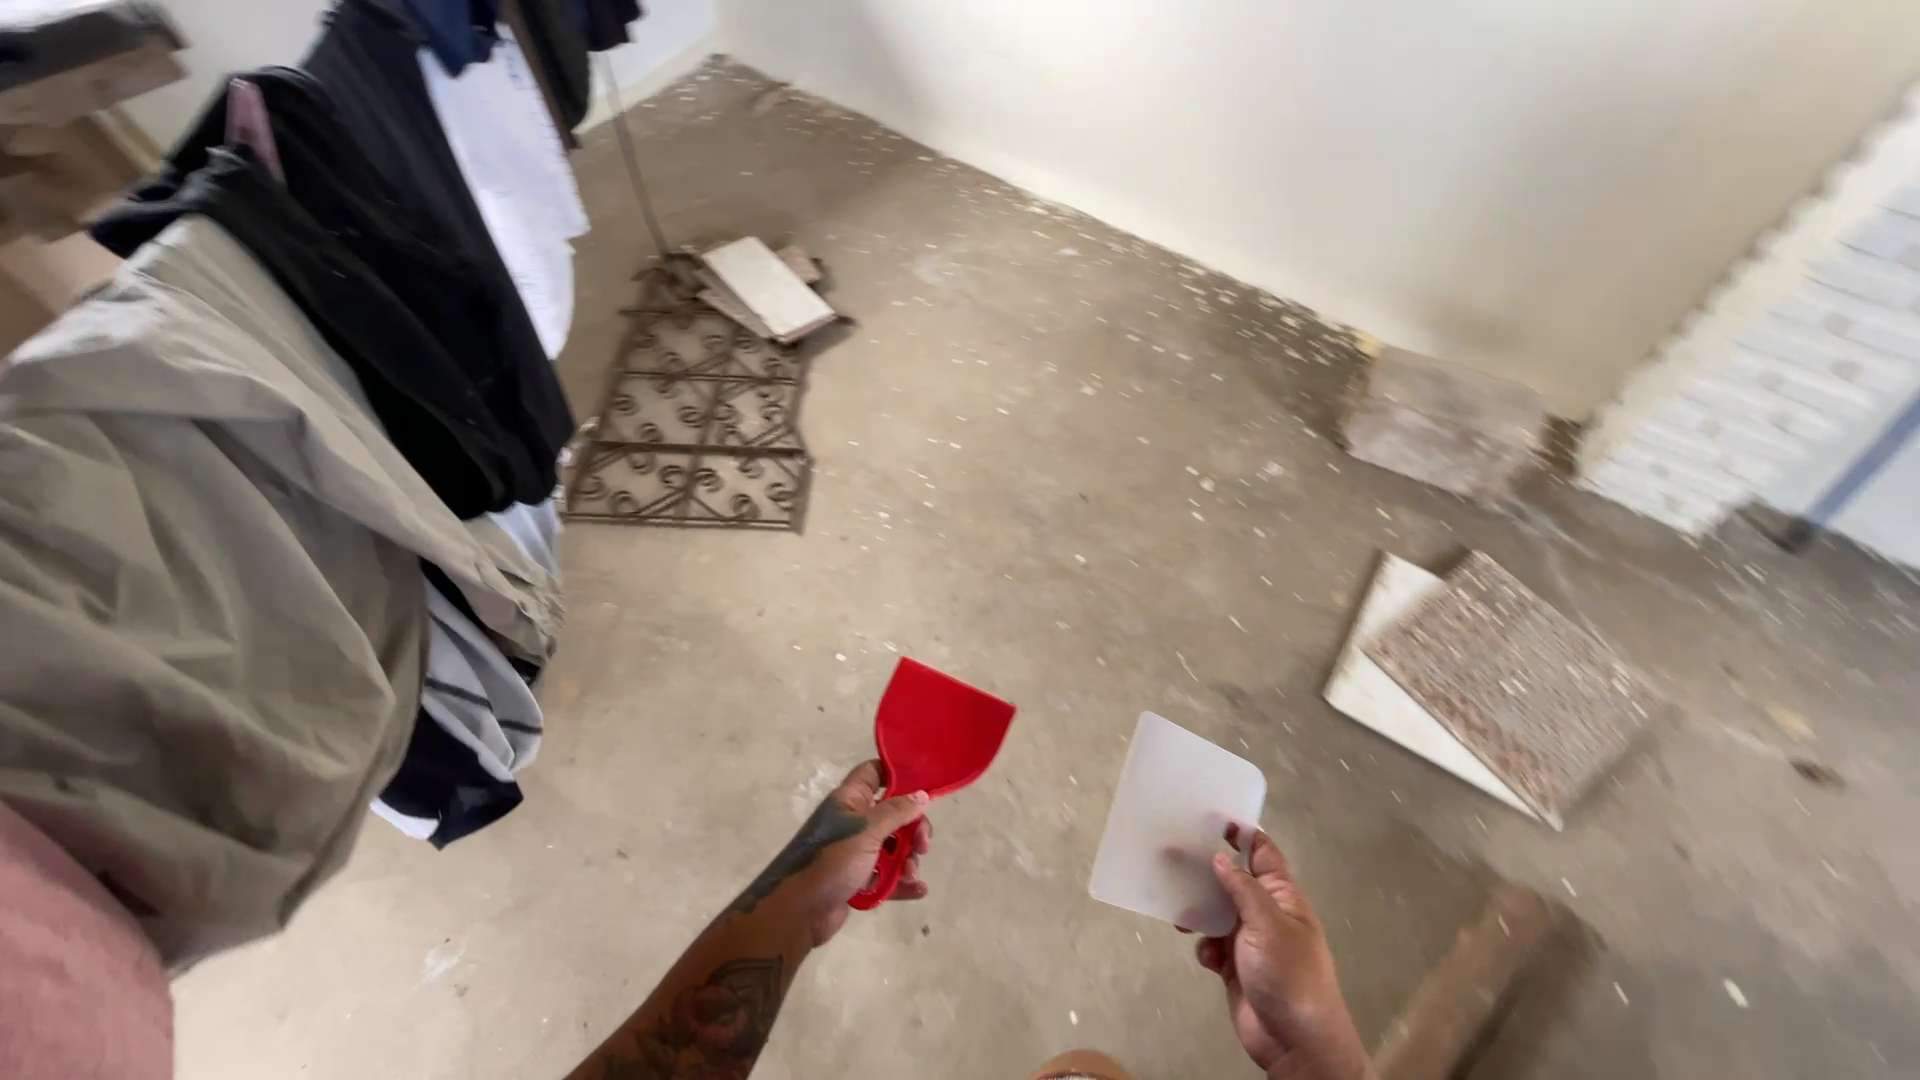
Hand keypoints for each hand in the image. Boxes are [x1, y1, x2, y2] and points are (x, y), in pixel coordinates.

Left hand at [733, 760, 931, 946]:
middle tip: (922, 845)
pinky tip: (918, 890)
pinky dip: (902, 881)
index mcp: (850, 800)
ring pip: (893, 846)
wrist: (799, 912)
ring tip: (910, 874)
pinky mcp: (858, 879)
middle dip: (913, 828)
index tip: (922, 786)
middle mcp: (853, 821)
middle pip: (893, 814)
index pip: (874, 772)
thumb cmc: (831, 859)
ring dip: (908, 859)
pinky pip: (887, 874)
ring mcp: (855, 851)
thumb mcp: (866, 830)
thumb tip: (923, 795)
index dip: (897, 774)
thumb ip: (896, 811)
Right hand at [1195, 825, 1373, 1079]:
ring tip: (1179, 913)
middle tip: (1173, 854)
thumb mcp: (1268, 924)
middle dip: (1206, 871)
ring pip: (1216, 911)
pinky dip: (1205, 946)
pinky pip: (1211, 943)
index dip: (1242, 834)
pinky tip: (1208, 958)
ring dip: (1198, 911)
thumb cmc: (1290, 975)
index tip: (1213, 817)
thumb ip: (1242, 888)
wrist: (1296, 1041)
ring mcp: (1249, 940)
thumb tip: (1220, 859)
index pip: (1263, 854)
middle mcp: (1265, 913)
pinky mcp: (1234, 964)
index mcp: (1283, 897)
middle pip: (1232, 880)